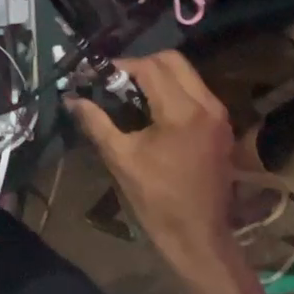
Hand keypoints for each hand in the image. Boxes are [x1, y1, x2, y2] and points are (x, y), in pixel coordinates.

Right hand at [68, 51, 238, 283]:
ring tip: (128, 96)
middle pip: (173, 61)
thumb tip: (72, 100)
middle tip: (113, 82)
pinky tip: (150, 112)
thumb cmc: (155, 198)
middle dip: (140, 65)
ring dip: (157, 77)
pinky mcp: (221, 127)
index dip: (120, 67)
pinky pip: (195, 93)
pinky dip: (172, 92)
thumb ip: (96, 123)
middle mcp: (207, 104)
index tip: (95, 76)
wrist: (195, 232)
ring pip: (187, 75)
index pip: (150, 68)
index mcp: (182, 111)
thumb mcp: (120, 158)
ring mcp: (218, 115)